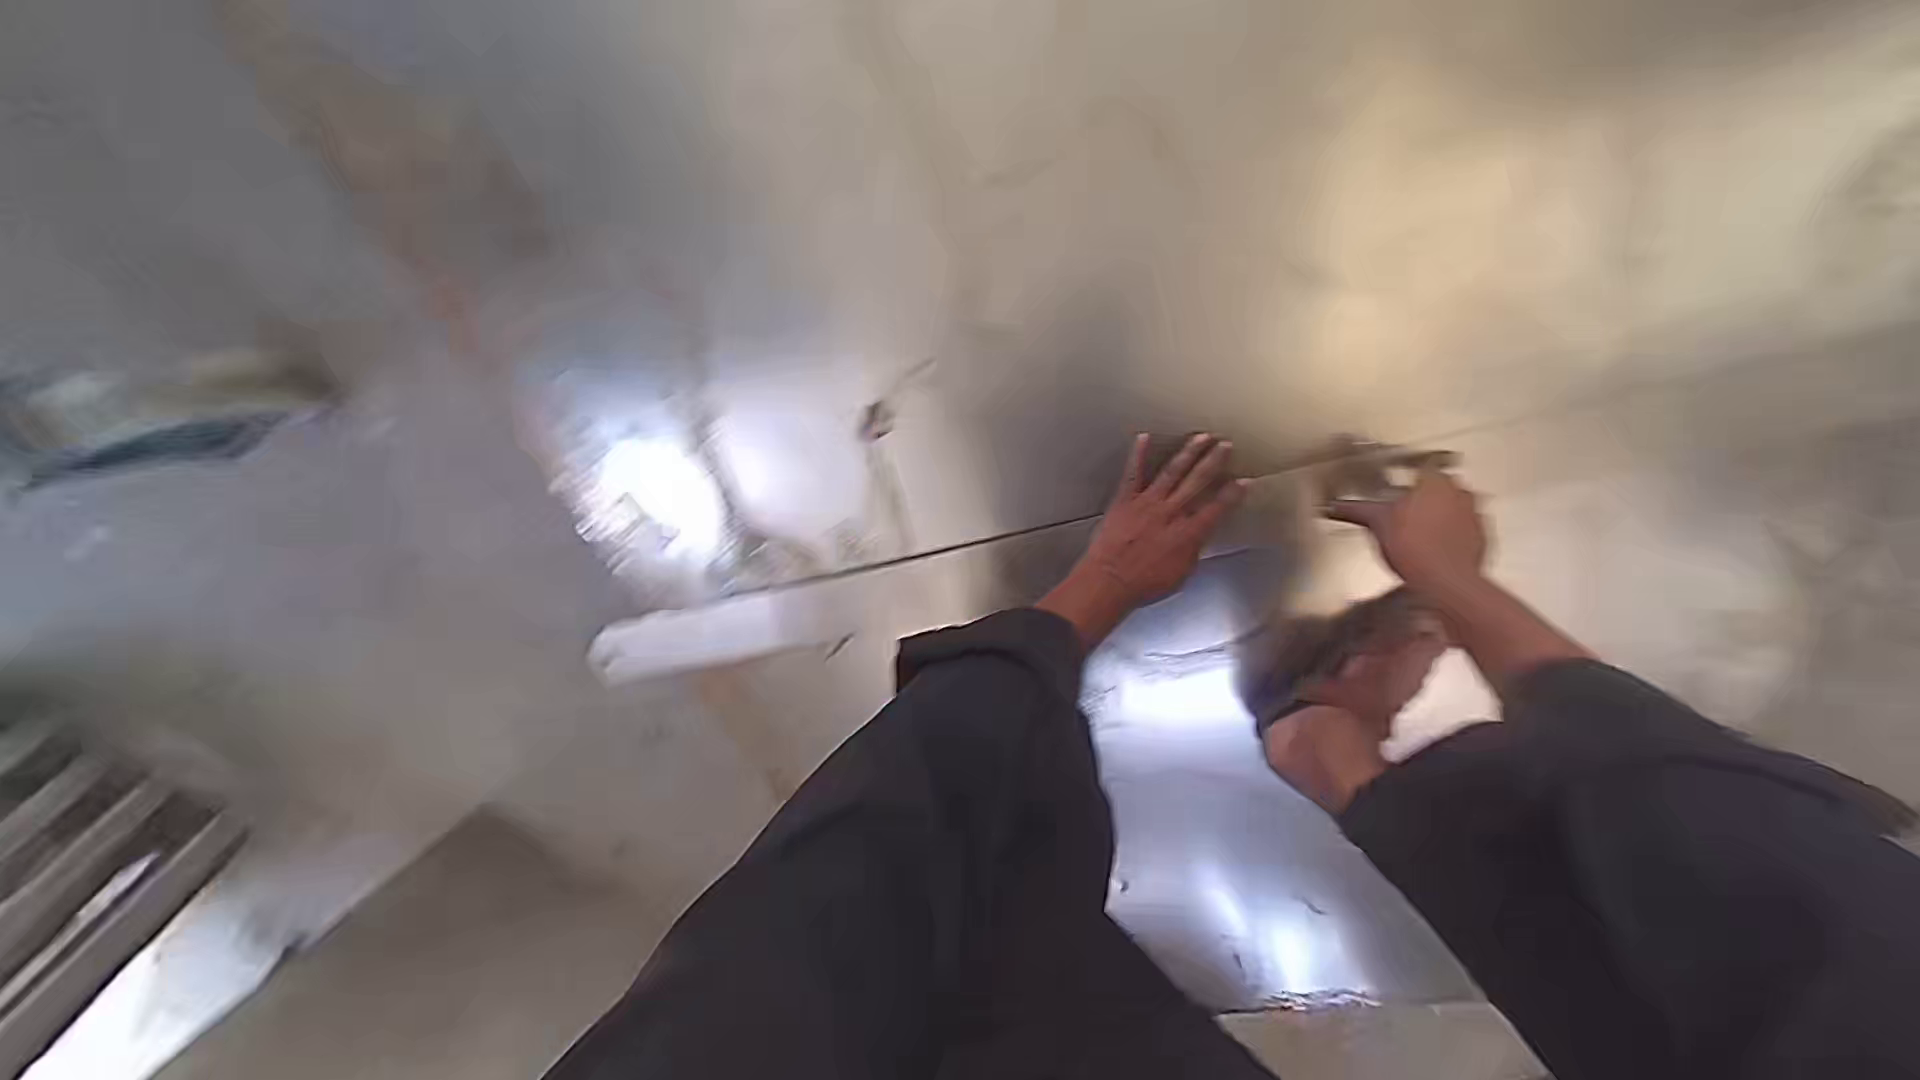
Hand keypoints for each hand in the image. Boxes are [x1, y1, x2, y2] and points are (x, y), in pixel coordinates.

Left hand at [1040, 433, 1247, 647]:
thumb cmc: (1145, 585)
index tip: (1245, 480)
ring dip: (1188, 453)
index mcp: (1188, 533)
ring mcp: (1147, 503)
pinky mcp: (1124, 501)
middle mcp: (1171, 513)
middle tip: (1226, 445)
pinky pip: (1133, 474)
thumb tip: (1198, 538)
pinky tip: (1143, 437)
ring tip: (1201, 437)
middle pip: (1197, 482)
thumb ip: (1192, 551)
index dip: (1233, 495)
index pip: (1217, 509)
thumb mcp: (1181, 574)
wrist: (1110, 582)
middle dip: (1214, 462)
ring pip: (1172, 472)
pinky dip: (1137, 454)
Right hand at [1328, 466, 1488, 591]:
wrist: (1446, 580)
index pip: (1423, 465)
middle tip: (1403, 504)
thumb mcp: (1376, 523)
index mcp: (1435, 482)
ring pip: (1453, 504)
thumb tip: (1334, 506)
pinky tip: (1432, 543)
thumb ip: (1355, 510)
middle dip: (1422, 492)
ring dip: (1437, 511)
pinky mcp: (1481, 536)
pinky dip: (1449, 529)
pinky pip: (1463, 525)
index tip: (1399, 474)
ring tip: (1416, 526)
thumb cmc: (1411, 544)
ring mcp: (1475, 514)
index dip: (1409, 469)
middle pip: (1440, 484)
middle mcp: (1460, 492)